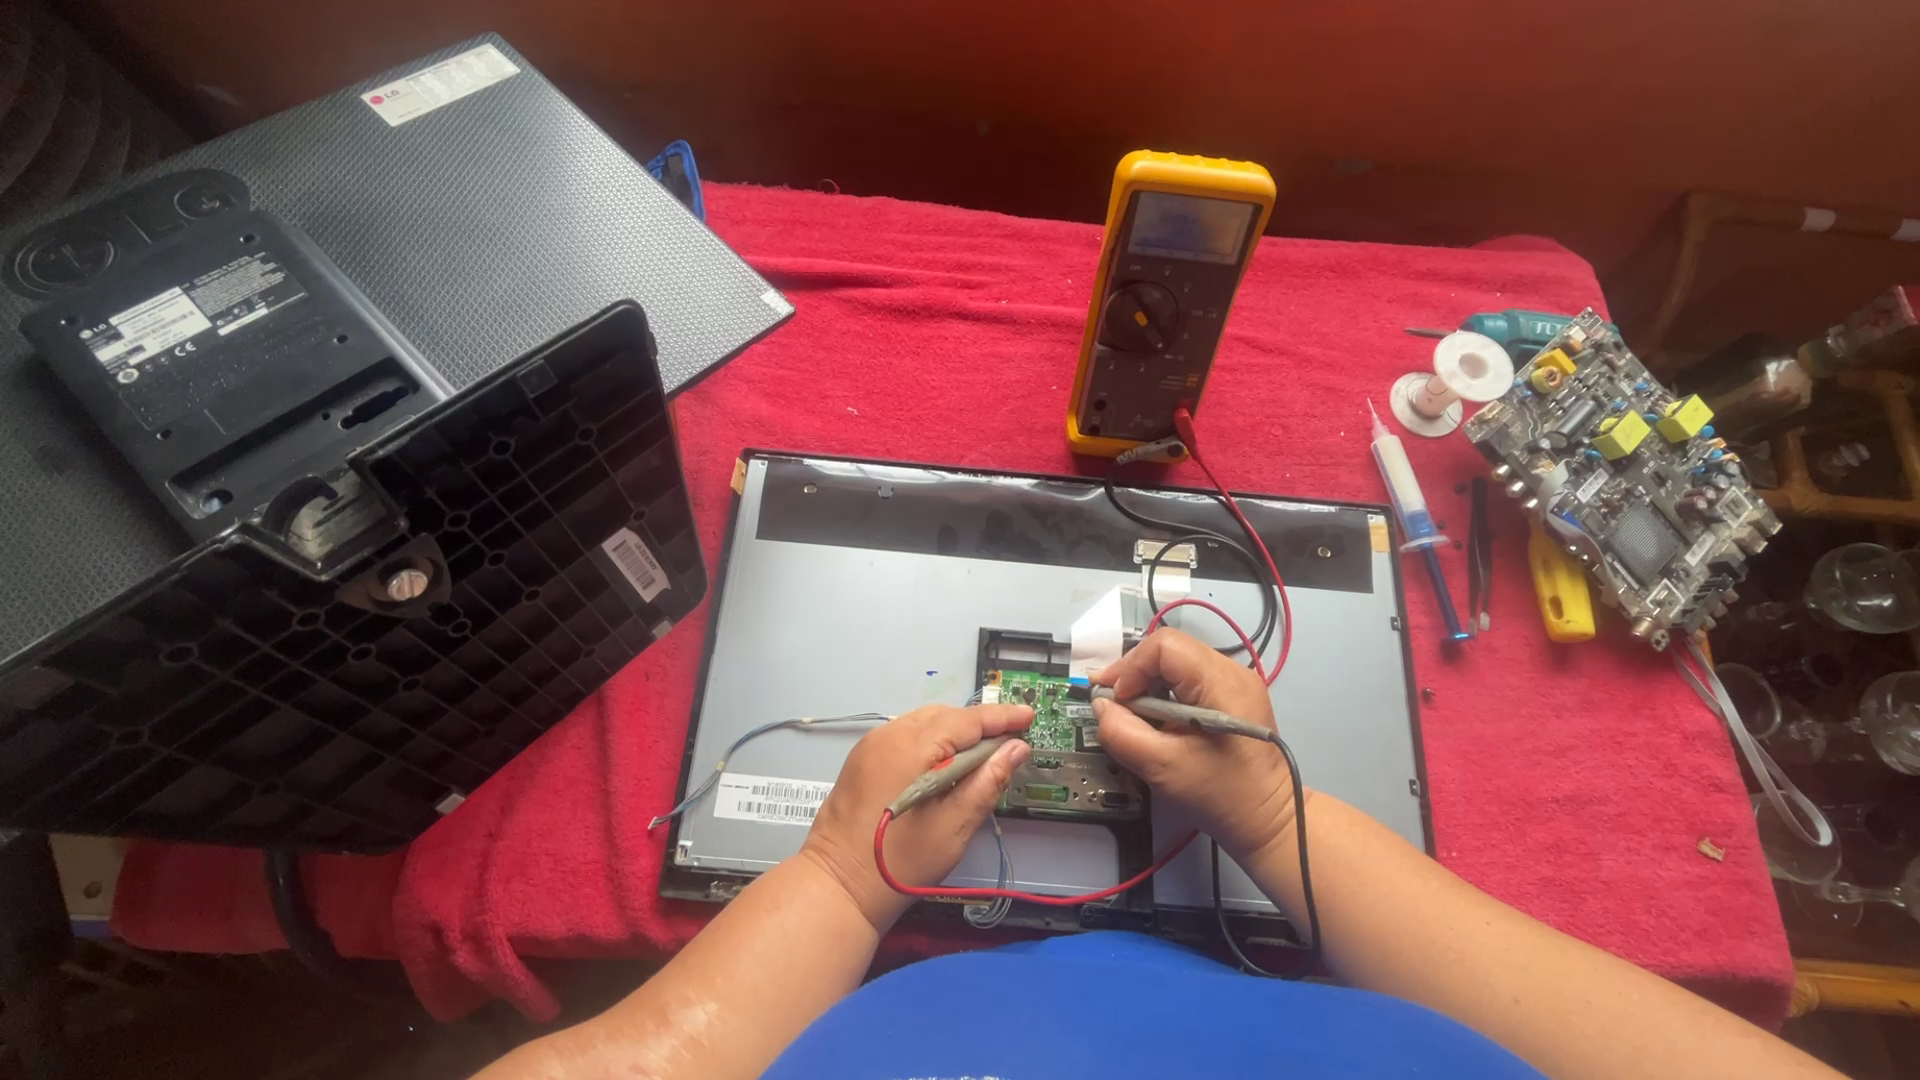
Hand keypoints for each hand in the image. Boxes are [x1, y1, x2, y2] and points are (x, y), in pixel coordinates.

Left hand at [799, 704, 1031, 931]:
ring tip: (982, 753)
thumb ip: (987, 781)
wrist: (837, 887)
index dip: (1001, 718)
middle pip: (945, 716)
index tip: (1029, 716)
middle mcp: (890, 735)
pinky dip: (932, 741)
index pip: (967, 720)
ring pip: (925, 723)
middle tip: (1010, 741)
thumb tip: (1016, 748)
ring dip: (955, 732)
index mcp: (912, 746)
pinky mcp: (863, 758)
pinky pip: (906, 735)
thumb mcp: (954, 826)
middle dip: (979, 725)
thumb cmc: (901, 863)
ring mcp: (873, 745)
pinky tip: (946, 763)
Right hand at [1092, 628, 1301, 860]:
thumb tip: (1100, 705)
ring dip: (1147, 681)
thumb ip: (1123, 733)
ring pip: (1177, 661)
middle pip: (1170, 649)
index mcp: (1222, 684)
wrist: (1269, 821)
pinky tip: (1154, 714)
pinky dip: (1164, 689)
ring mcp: (1235, 682)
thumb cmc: (1221, 795)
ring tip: (1129, 709)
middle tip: (1111, 700)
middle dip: (1134, 672)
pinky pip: (1188, 677)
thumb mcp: (1163, 768)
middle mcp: (1232, 672)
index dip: (1132, 666)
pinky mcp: (1232, 696)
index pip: (1166, 646)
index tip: (1116, 698)